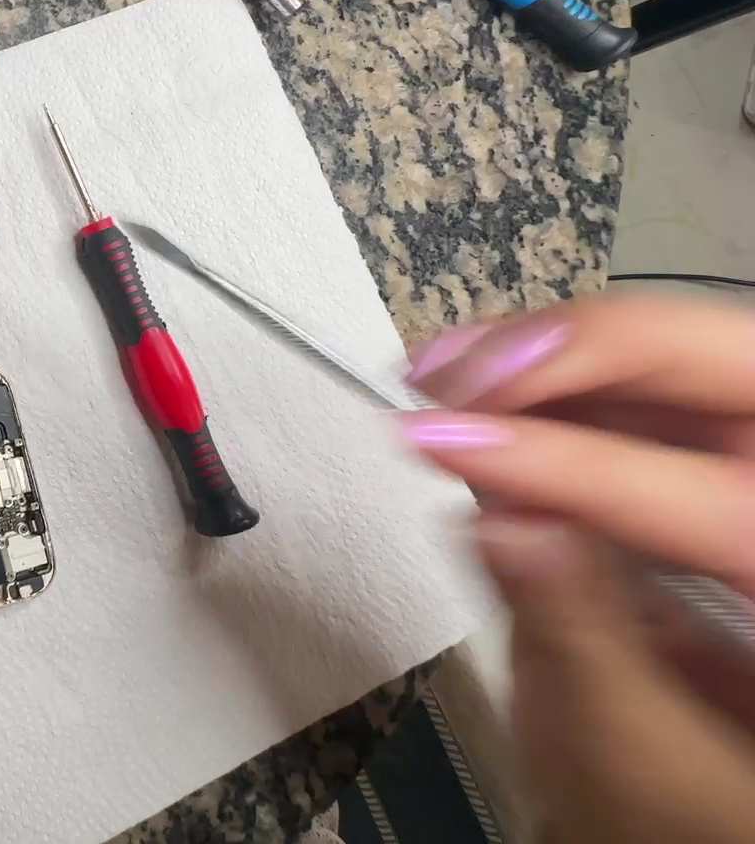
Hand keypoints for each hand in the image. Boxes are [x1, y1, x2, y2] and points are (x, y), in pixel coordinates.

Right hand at [399, 294, 754, 843]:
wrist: (682, 805)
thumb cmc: (679, 805)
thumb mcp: (631, 742)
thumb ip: (575, 627)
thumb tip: (503, 521)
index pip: (726, 504)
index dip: (570, 460)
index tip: (437, 439)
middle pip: (735, 383)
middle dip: (582, 361)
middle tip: (458, 376)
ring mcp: (752, 491)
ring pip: (678, 374)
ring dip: (544, 360)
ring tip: (442, 371)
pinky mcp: (698, 478)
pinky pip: (631, 401)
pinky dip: (536, 383)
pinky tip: (470, 382)